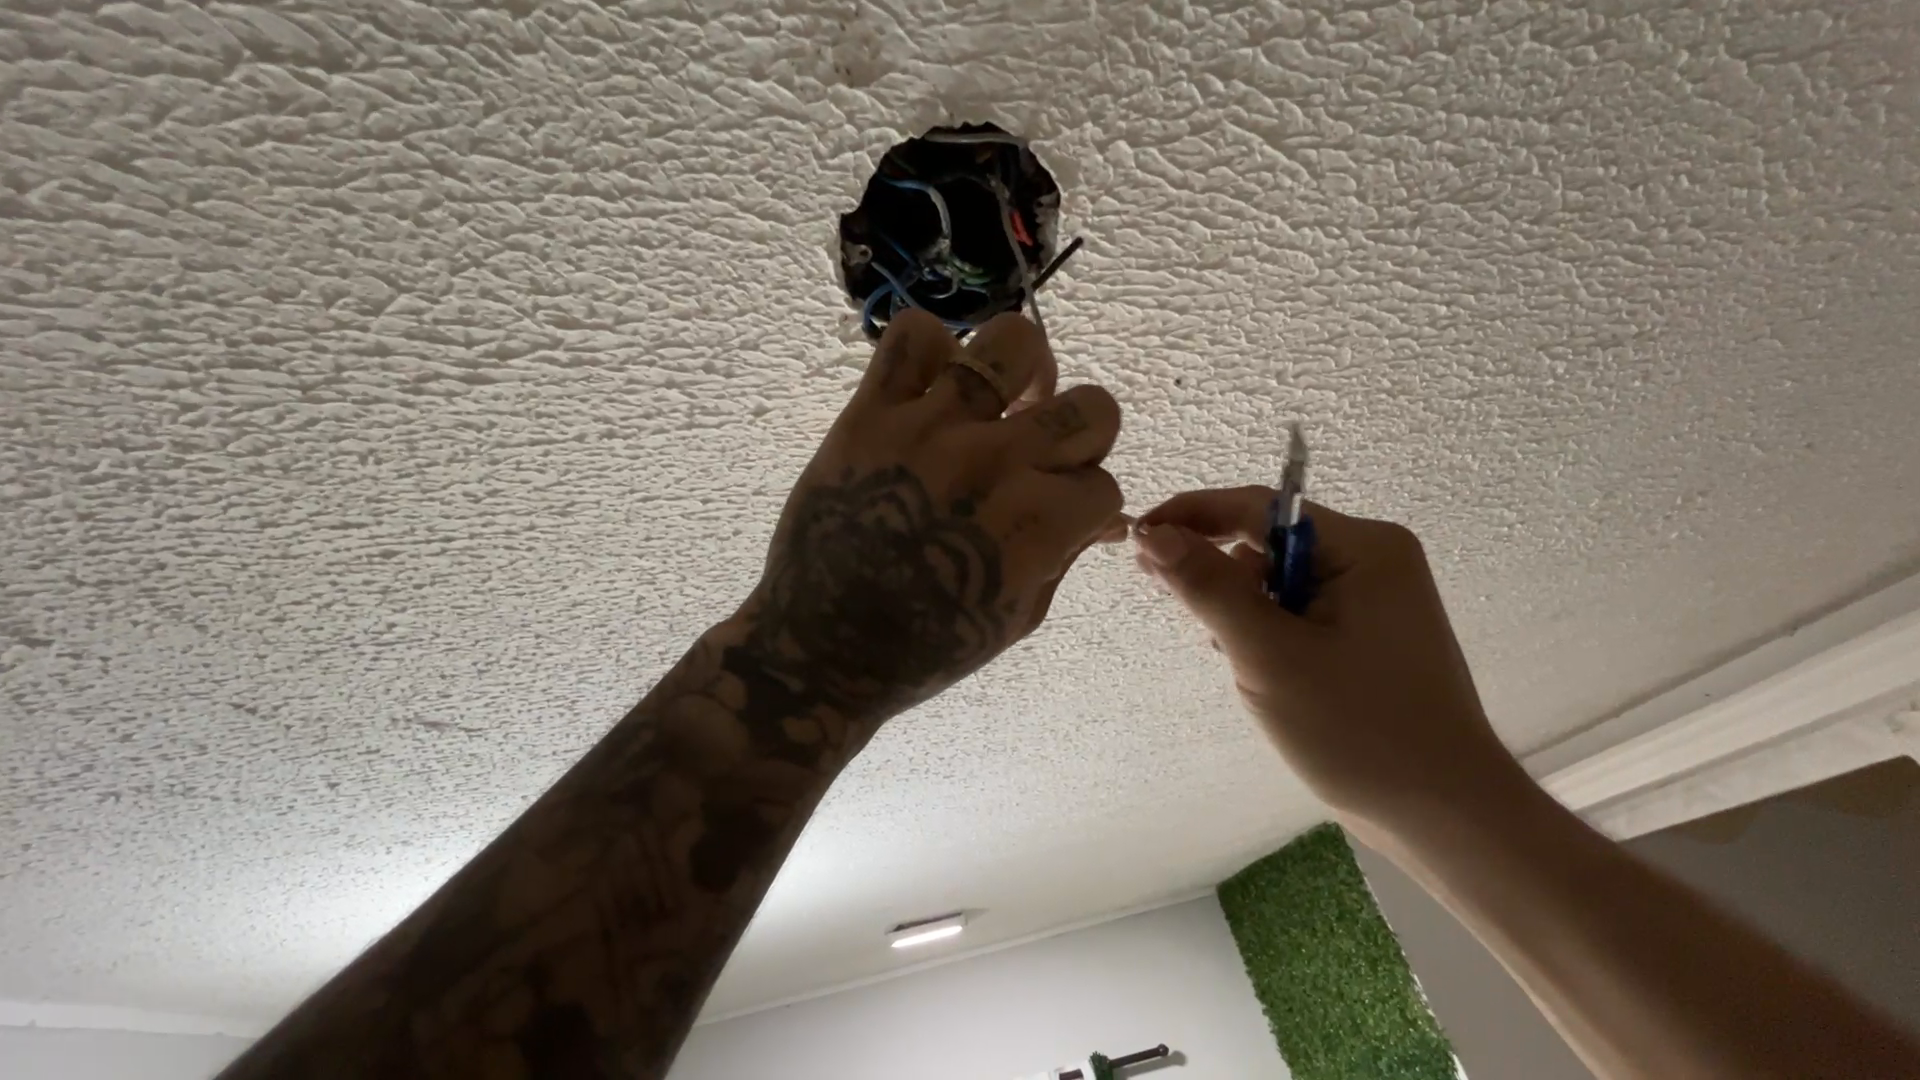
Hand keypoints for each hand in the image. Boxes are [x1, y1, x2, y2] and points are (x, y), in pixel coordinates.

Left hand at [738, 310, 1122, 722]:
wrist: (823, 647)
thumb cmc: (928, 648)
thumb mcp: (1018, 617)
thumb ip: (1066, 555)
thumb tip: (1106, 518)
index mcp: (1036, 522)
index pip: (1104, 484)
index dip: (1090, 505)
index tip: (1065, 516)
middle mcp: (994, 461)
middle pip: (1091, 408)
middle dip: (1084, 438)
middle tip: (1047, 455)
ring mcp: (930, 428)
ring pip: (1013, 344)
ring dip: (1024, 373)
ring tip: (1004, 400)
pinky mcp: (871, 412)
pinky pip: (911, 336)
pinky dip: (930, 349)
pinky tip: (932, 387)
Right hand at [1134, 489, 1519, 838]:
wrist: (1443, 815)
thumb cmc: (1358, 729)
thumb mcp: (1268, 654)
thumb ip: (1208, 587)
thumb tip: (1153, 534)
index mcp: (1363, 548)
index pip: (1259, 508)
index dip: (1192, 517)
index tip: (1136, 539)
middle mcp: (1372, 561)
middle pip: (1268, 541)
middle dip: (1214, 565)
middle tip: (1162, 592)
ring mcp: (1373, 600)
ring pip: (1277, 580)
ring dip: (1238, 605)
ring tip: (1222, 648)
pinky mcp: (1365, 636)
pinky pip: (1296, 611)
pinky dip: (1263, 628)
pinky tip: (1248, 661)